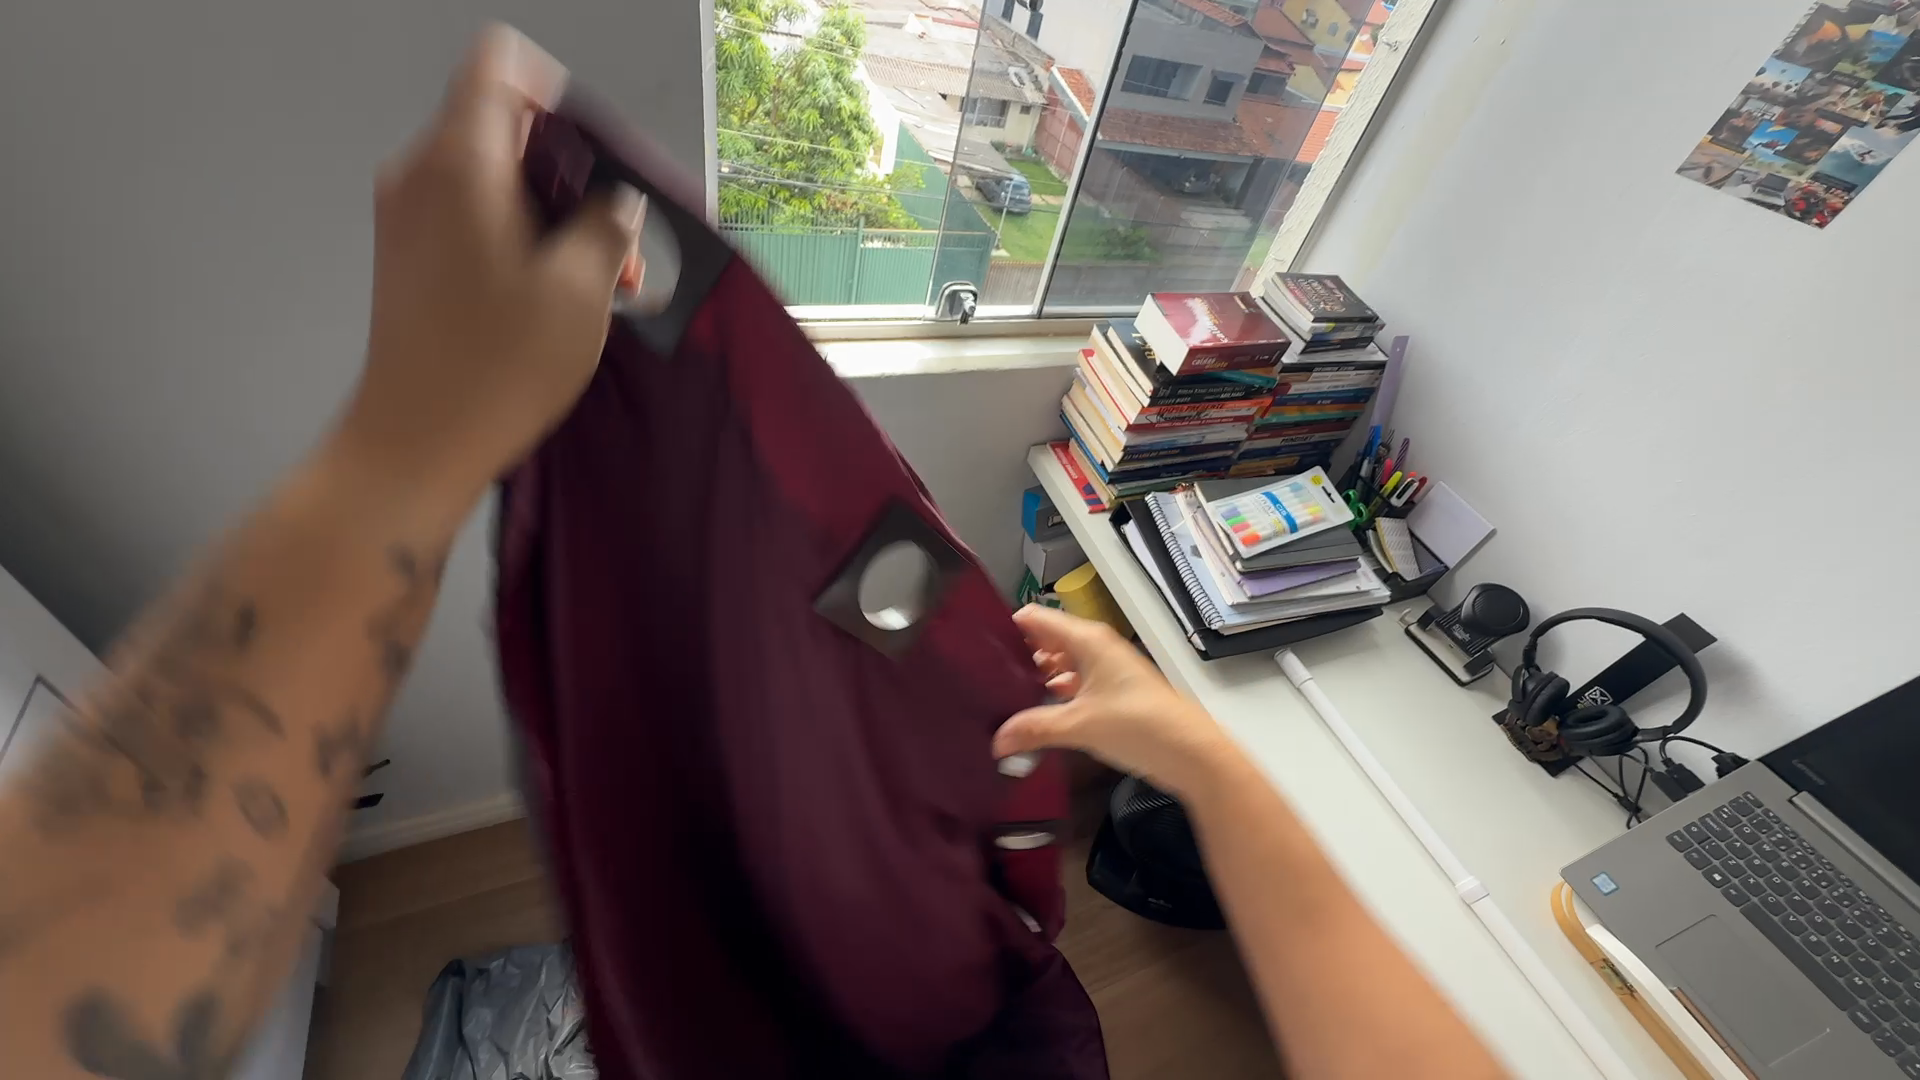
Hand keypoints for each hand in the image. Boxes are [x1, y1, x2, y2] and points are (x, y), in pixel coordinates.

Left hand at [337, 24, 643, 520]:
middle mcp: (423, 175)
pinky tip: (557, 298)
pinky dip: (526, 243)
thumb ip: (608, 229)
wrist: (419, 439)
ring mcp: (410, 216)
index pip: (501, 69)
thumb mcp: (581, 291)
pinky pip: (478, 219)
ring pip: (499, 182)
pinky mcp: (414, 256)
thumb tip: (616, 203)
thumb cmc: (501, 363)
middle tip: (620, 253)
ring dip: (558, 222)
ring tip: (600, 287)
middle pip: (507, 132)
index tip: (600, 164)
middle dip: (576, 183)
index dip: (559, 99)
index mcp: (461, 164)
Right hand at [993, 605, 1237, 796]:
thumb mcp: (1079, 726)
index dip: (1008, 626)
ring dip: (1038, 677)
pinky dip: (1058, 692)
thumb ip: (1034, 728)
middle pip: (1047, 639)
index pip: (1036, 618)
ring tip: (1005, 696)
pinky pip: (1076, 682)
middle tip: (984, 676)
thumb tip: (996, 741)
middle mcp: (1096, 646)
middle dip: (1018, 655)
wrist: (1193, 754)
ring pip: (1062, 662)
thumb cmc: (1140, 726)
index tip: (979, 643)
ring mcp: (1107, 668)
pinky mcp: (1114, 690)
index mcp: (1087, 639)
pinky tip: (1040, 712)